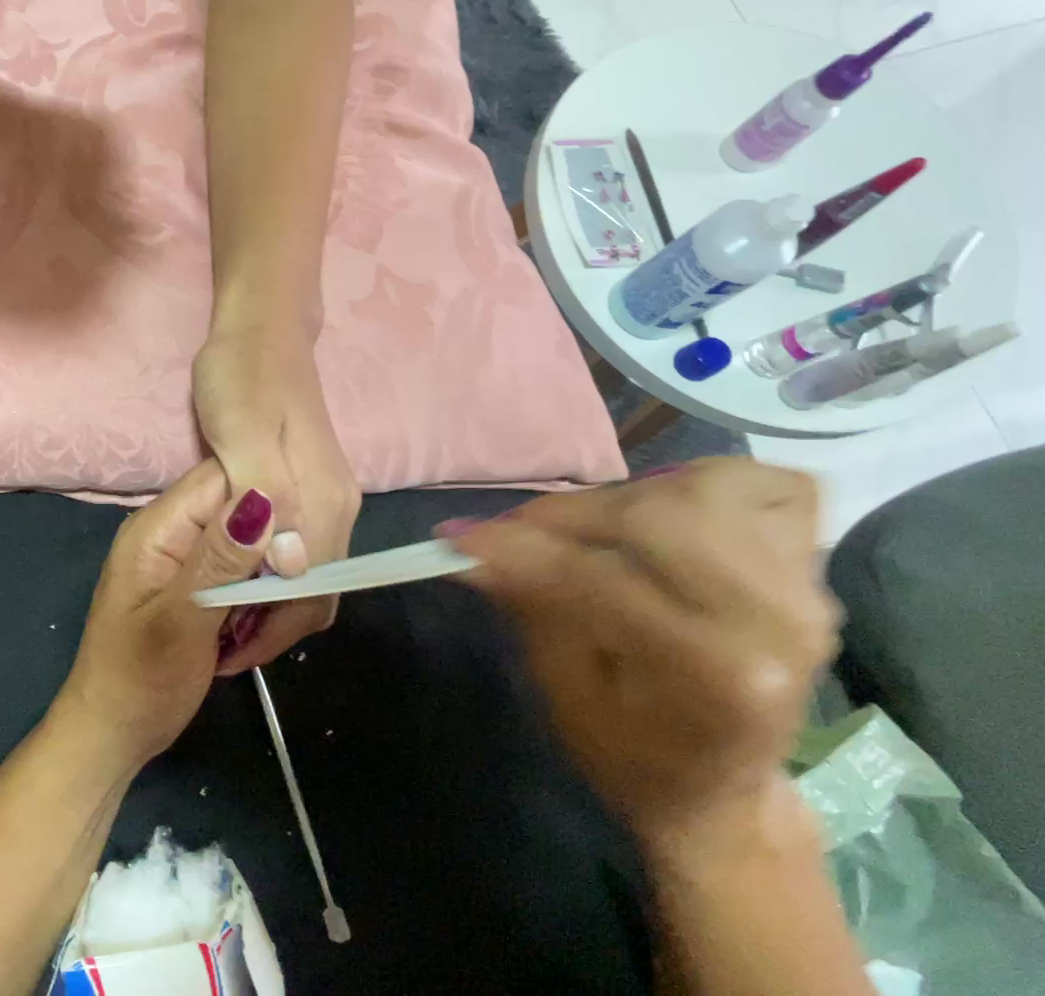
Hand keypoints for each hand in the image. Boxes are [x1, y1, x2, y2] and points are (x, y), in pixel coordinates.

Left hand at [56, 462, 274, 770]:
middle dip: (280, 555)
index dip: (274, 499)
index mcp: (160, 527)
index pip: (228, 475)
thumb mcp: (178, 621)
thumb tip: (264, 500)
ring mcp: (196, 560)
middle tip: (282, 606)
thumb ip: (217, 561)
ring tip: (258, 635)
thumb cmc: (137, 682)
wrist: (115, 733)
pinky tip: (254, 640)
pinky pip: (255, 577)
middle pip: (254, 511)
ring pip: (262, 548)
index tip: (301, 549)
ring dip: (275, 590)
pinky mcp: (211, 587)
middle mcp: (179, 532)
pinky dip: (267, 606)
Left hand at [192, 319, 359, 673]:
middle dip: (267, 624)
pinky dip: (266, 578)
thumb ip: (264, 497)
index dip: (268, 625)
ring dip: (264, 605)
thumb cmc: (240, 377)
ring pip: (305, 575)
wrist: (261, 327)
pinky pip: (296, 553)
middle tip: (213, 642)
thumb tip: (291, 567)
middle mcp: (337, 508)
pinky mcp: (311, 492)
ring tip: (215, 619)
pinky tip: (230, 578)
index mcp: (322, 502)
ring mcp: (328, 500)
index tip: (220, 647)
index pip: (310, 590)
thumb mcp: (241, 434)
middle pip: (312, 590)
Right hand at [446, 458, 840, 850]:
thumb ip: (532, 604)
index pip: (603, 577)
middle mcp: (777, 621)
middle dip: (570, 515)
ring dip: (631, 498)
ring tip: (590, 529)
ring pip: (708, 488)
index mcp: (715, 672)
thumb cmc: (630, 752)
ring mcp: (808, 590)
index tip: (457, 536)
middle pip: (661, 515)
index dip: (520, 548)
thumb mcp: (564, 689)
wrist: (719, 786)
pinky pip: (770, 488)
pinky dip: (711, 486)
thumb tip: (469, 544)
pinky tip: (670, 516)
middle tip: (518, 532)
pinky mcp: (815, 570)